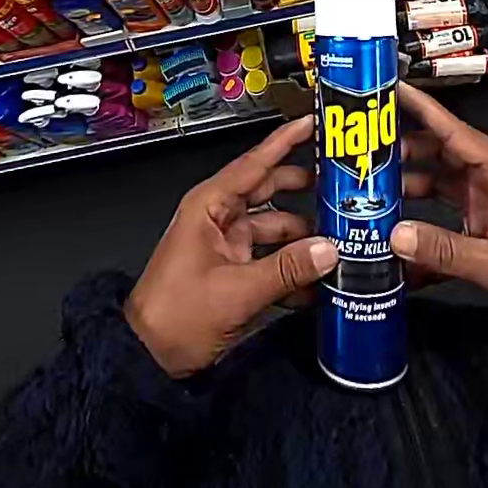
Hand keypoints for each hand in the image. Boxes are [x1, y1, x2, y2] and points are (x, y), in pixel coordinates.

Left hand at [126, 116, 337, 377]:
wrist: (143, 365)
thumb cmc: (174, 317)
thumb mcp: (236, 292)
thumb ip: (287, 269)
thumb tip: (331, 249)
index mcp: (211, 205)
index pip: (256, 162)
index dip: (287, 140)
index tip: (315, 122)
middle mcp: (221, 216)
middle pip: (272, 189)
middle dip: (307, 187)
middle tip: (343, 182)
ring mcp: (229, 242)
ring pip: (278, 224)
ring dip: (306, 233)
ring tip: (342, 236)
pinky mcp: (235, 268)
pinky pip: (273, 254)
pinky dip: (294, 262)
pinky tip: (320, 276)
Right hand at [393, 83, 487, 356]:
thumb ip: (446, 250)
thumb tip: (395, 235)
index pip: (457, 132)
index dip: (423, 110)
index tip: (392, 91)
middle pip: (442, 155)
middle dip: (404, 150)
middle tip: (363, 148)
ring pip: (439, 184)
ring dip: (408, 187)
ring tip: (368, 188)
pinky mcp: (484, 232)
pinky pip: (444, 219)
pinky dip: (422, 226)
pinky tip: (395, 236)